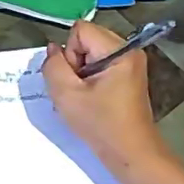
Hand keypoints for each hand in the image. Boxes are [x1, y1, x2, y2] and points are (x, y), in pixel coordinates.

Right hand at [44, 21, 170, 174]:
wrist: (131, 153)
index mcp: (120, 51)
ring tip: (86, 97)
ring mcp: (130, 63)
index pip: (80, 30)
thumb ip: (53, 66)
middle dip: (75, 62)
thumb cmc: (101, 126)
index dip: (70, 54)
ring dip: (81, 73)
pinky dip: (90, 79)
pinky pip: (100, 64)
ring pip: (90, 53)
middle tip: (80, 91)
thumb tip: (53, 49)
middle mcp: (129, 51)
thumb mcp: (66, 95)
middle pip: (86, 38)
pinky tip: (93, 99)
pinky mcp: (128, 76)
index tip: (76, 80)